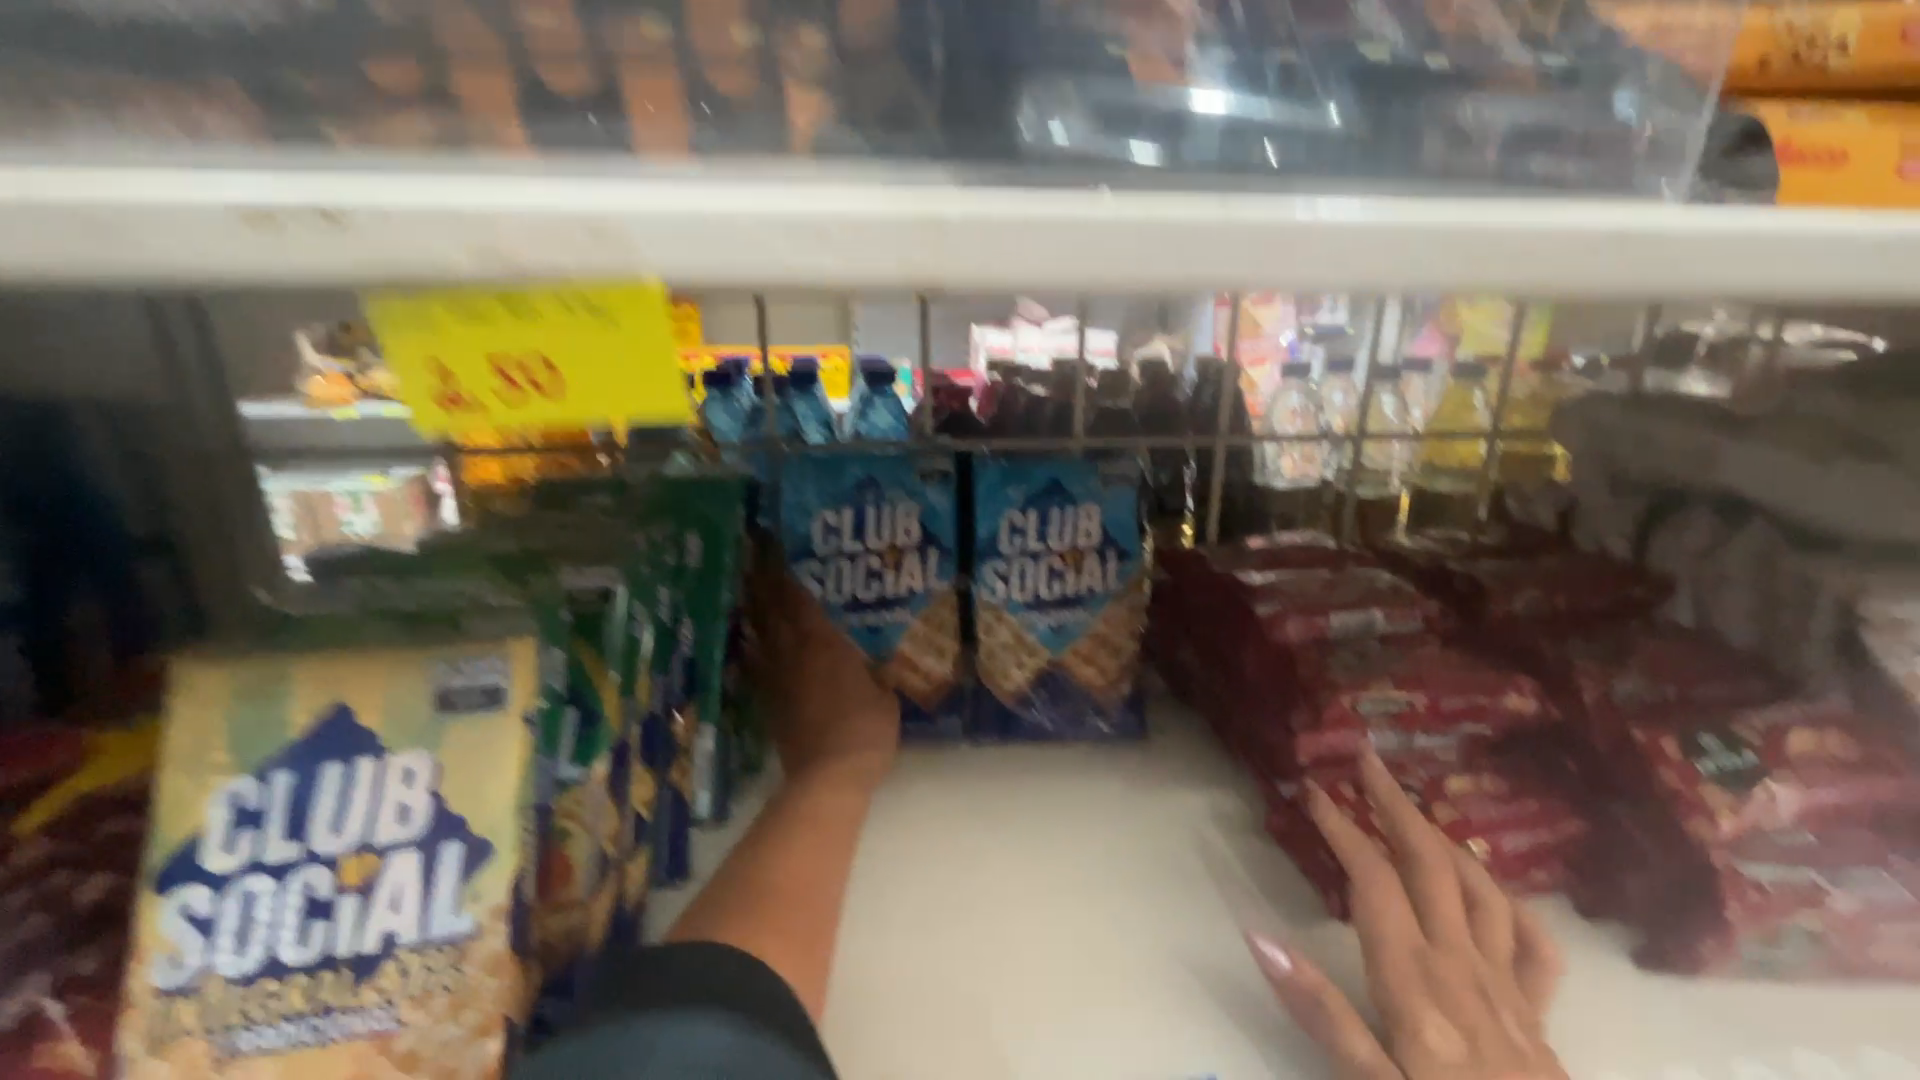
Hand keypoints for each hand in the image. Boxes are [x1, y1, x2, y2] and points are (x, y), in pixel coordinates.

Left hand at [746, 548, 899, 793]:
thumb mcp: (886, 695)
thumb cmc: (866, 728)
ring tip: (745, 588)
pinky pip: (756, 664)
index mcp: (822, 642)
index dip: (781, 568)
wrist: (829, 775)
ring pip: (757, 633)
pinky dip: (751, 647)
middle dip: (759, 580)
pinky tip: (749, 641)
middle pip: (769, 608)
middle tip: (748, 555)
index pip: (796, 595)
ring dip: (751, 609)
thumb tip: (879, 660)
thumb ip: (879, 672)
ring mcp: (776, 677)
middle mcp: (792, 652)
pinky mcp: (768, 702)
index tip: (769, 544)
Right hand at [1247, 748, 1566, 1079]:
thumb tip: (1260, 938)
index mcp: (1414, 981)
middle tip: (1367, 762)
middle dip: (1395, 807)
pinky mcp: (1539, 1020)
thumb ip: (1321, 1014)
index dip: (1342, 830)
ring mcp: (1507, 990)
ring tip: (1414, 812)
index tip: (1313, 790)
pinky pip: (1536, 948)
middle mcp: (1461, 968)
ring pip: (1481, 891)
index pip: (1374, 882)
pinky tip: (1495, 893)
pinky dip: (1515, 908)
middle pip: (1430, 866)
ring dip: (1444, 839)